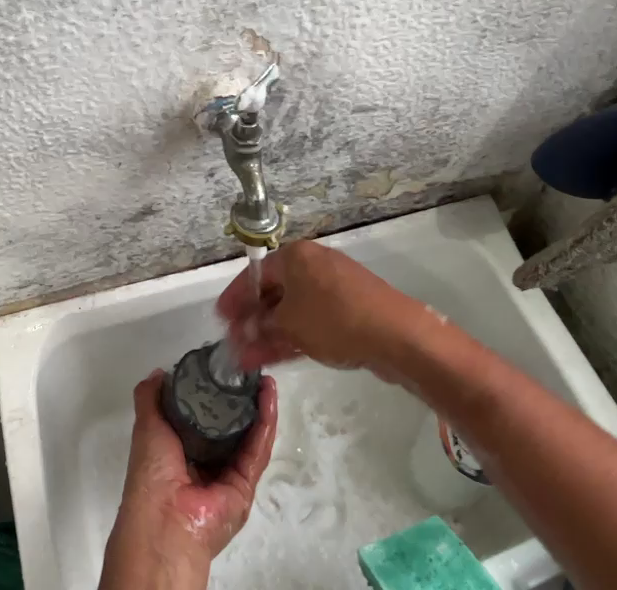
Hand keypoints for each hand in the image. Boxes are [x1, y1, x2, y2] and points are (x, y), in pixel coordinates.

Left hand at [99, 371, 277, 589]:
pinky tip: (268, 399)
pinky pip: (257, 451)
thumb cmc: (151, 472)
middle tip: (250, 375)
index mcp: (179, 451)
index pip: (201, 418)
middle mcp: (204, 463)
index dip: (212, 394)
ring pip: (248, 437)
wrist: (166, 521)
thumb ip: (150, 397)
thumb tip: (159, 373)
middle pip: (229, 427)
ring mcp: (226, 475)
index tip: (222, 371)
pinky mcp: (245, 485)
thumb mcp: (146, 426)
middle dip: (241, 401)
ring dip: (258, 409)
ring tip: (265, 382)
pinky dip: (265, 425)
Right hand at [216, 239, 423, 371]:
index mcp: (295, 257)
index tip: (220, 319)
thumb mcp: (289, 324)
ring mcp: (331, 290)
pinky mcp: (346, 312)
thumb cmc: (334, 318)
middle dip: (252, 321)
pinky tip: (272, 358)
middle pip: (273, 293)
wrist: (397, 335)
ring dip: (268, 334)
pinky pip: (309, 322)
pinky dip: (291, 337)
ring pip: (290, 312)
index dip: (235, 299)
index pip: (254, 274)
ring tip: (247, 359)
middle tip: (233, 343)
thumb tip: (241, 336)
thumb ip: (261, 329)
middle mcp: (312, 267)